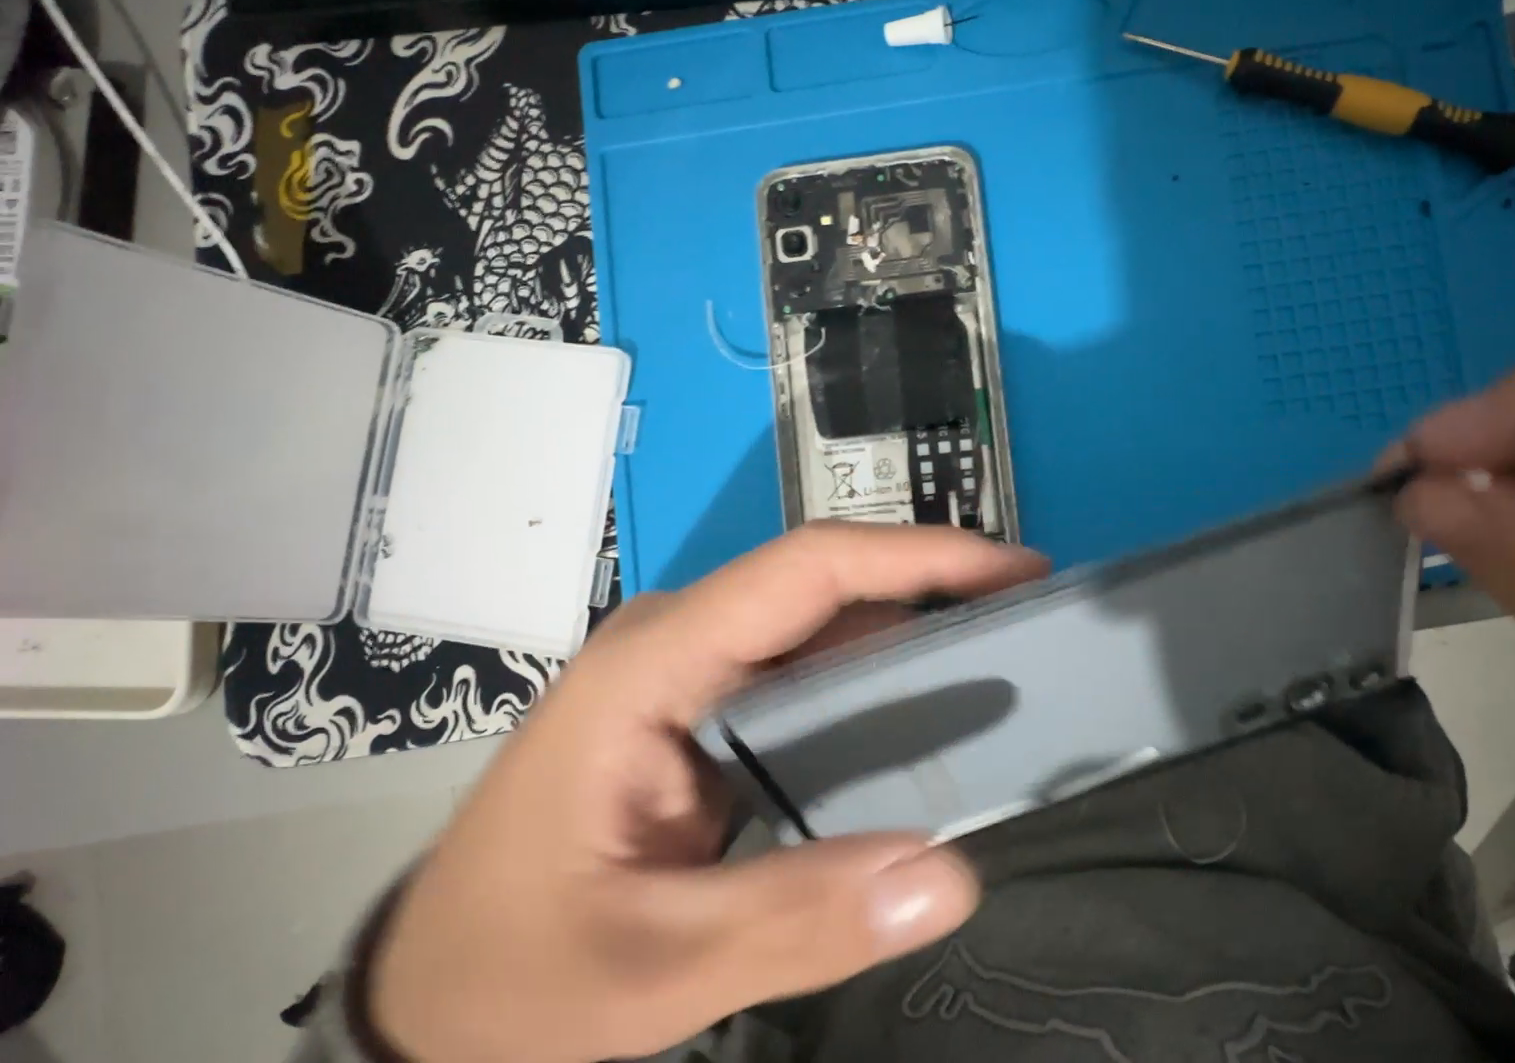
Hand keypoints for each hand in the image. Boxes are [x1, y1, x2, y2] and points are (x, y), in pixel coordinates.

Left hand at [367, 524, 1049, 1062]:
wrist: (436, 999)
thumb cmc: (520, 971)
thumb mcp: (654, 962)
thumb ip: (796, 921)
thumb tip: (949, 878)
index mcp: (654, 666)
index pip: (807, 572)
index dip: (919, 558)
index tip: (1015, 571)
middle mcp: (677, 648)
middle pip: (825, 590)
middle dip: (934, 591)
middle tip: (1035, 625)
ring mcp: (688, 680)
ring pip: (821, 632)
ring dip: (912, 637)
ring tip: (1006, 665)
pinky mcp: (702, 717)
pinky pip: (808, 680)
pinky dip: (879, 686)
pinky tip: (933, 722)